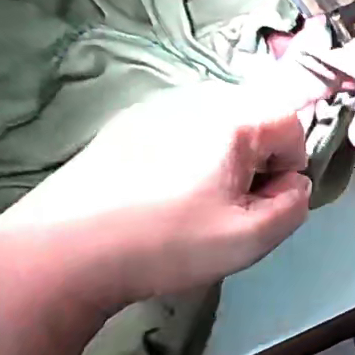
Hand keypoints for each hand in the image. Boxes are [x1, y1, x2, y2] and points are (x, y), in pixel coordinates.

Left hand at [0, 83, 314, 310]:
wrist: (59, 252)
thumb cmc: (167, 243)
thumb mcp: (253, 237)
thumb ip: (295, 204)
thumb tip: (291, 183)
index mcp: (230, 121)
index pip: (291, 122)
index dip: (291, 164)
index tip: (264, 200)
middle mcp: (194, 101)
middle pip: (253, 119)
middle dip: (257, 160)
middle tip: (231, 205)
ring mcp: (152, 110)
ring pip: (217, 126)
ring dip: (223, 160)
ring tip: (194, 203)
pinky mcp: (122, 127)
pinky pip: (180, 132)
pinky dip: (187, 158)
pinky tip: (159, 196)